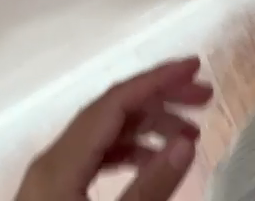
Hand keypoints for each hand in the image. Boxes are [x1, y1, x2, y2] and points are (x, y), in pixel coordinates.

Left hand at [15, 58, 213, 200]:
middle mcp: (52, 162)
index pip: (115, 101)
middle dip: (160, 98)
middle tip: (206, 98)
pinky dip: (131, 150)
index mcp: (59, 164)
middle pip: (111, 110)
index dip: (158, 79)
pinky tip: (154, 162)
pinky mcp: (53, 197)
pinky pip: (97, 157)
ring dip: (149, 126)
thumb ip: (149, 188)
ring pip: (105, 133)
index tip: (196, 67)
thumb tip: (188, 140)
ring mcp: (49, 181)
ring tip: (191, 134)